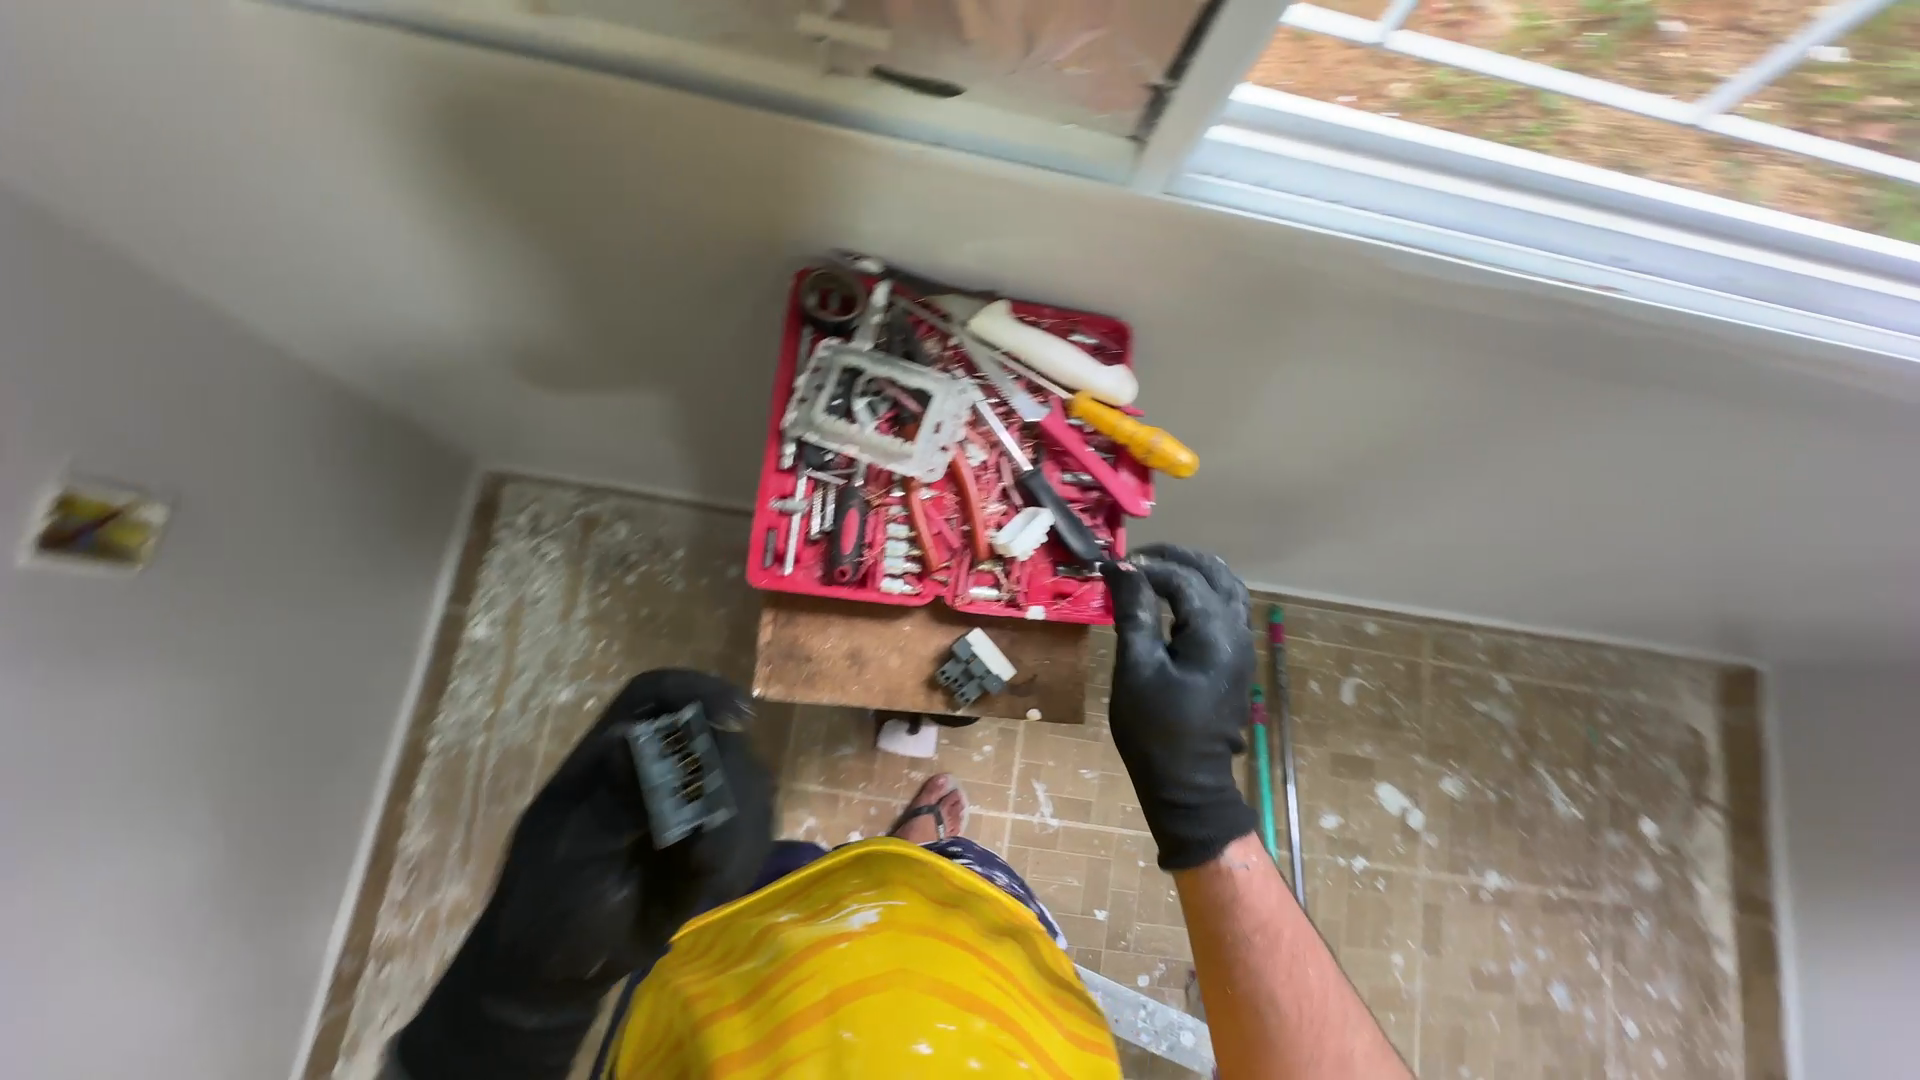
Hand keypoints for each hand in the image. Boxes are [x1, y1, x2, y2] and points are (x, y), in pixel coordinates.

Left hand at [397, 670, 772, 1079]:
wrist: (556, 972)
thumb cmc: (547, 903)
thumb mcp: (569, 850)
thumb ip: (608, 799)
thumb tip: (633, 740)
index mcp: (613, 752)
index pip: (658, 693)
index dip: (698, 691)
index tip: (736, 717)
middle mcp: (660, 764)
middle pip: (715, 735)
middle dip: (725, 780)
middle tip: (709, 839)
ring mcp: (694, 801)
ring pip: (748, 778)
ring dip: (739, 822)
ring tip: (707, 873)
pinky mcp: (718, 840)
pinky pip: (756, 826)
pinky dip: (745, 851)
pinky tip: (716, 884)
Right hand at [1099, 546, 1256, 870]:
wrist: (1187, 784)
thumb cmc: (1155, 730)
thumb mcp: (1136, 668)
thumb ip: (1134, 613)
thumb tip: (1122, 568)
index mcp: (1214, 633)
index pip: (1182, 579)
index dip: (1146, 568)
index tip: (1111, 568)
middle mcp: (1237, 633)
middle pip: (1214, 575)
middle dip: (1175, 559)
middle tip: (1135, 559)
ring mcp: (1241, 647)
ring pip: (1227, 589)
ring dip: (1193, 572)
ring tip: (1156, 569)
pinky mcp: (1234, 660)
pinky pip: (1227, 609)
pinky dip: (1203, 592)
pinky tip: (1177, 597)